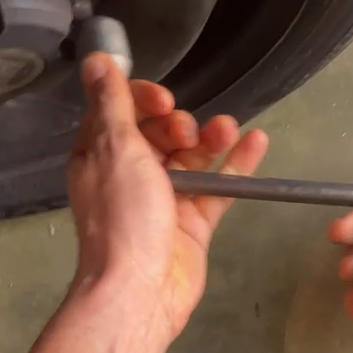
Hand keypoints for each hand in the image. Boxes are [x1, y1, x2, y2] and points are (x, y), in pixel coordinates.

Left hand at [67, 54, 268, 343]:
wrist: (140, 290)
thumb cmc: (123, 220)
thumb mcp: (114, 148)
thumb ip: (112, 104)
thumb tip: (97, 62)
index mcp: (102, 155)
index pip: (123, 110)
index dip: (144, 98)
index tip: (163, 101)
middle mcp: (132, 176)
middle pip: (162, 134)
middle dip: (178, 124)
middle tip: (185, 132)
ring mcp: (165, 201)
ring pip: (193, 159)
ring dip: (211, 139)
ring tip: (229, 128)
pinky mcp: (194, 225)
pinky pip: (217, 188)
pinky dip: (236, 166)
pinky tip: (255, 143)